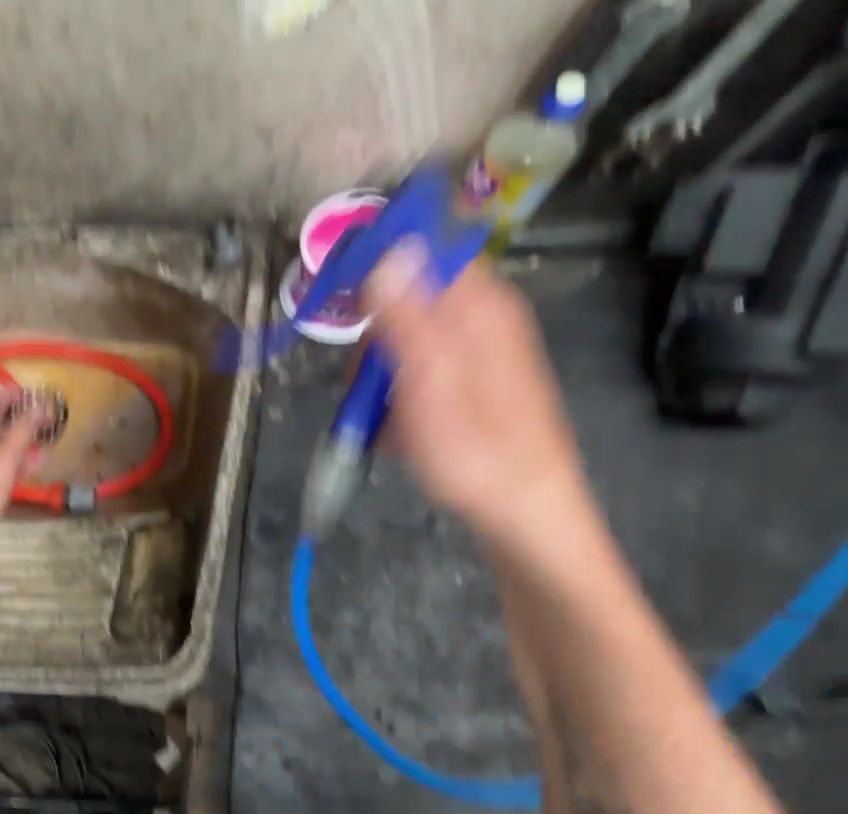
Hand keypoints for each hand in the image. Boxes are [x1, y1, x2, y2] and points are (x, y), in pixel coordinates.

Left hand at [0, 384, 46, 567]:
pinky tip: (29, 464)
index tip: (38, 402)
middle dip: (16, 418)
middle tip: (46, 424)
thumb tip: (40, 406)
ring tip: (44, 446)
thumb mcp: (3, 463)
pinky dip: (3, 455)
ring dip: (14, 438)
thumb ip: (22, 431)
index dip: (12, 394)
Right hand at [367, 248, 588, 539]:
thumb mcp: (428, 382)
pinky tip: (398, 425)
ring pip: (405, 342)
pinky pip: (417, 372)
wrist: (521, 510)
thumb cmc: (473, 450)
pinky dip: (397, 395)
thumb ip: (405, 318)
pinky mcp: (469, 384)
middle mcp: (483, 320)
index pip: (425, 252)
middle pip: (407, 301)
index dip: (379, 266)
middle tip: (364, 382)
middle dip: (373, 339)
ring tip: (380, 414)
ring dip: (379, 375)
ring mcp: (477, 353)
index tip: (343, 302)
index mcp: (479, 309)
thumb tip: (388, 251)